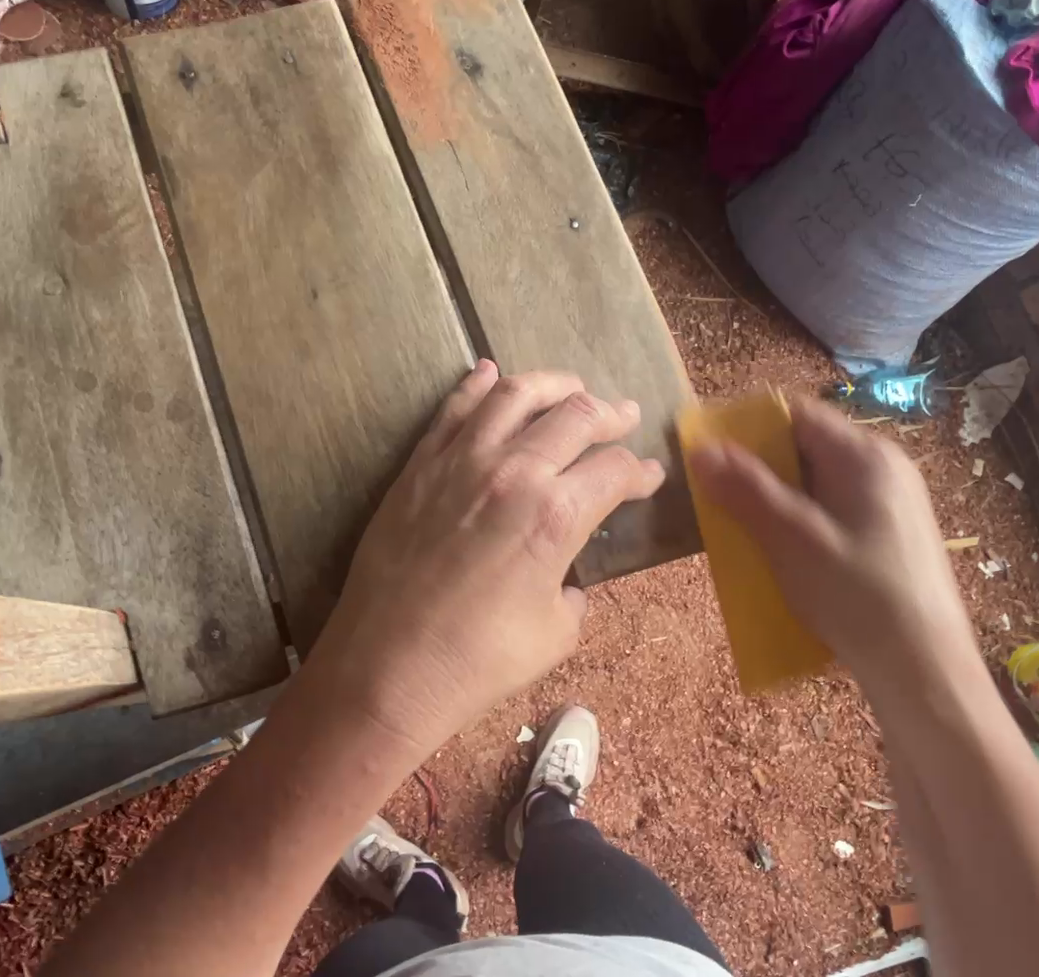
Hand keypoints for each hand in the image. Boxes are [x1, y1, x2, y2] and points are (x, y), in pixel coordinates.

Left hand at [305, 362, 665, 752]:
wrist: (388, 666)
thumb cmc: (479, 661)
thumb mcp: (555, 632)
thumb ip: (572, 589)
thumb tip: (567, 575)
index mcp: (556, 514)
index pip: (614, 471)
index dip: (641, 471)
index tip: (650, 474)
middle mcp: (513, 472)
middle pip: (575, 416)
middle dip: (610, 413)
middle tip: (625, 415)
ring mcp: (460, 461)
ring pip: (514, 395)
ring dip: (552, 383)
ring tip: (571, 385)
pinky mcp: (419, 466)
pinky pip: (453, 410)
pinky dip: (476, 385)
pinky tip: (490, 372)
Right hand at [684, 397, 978, 692]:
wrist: (925, 670)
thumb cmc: (858, 596)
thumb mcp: (792, 540)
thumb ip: (746, 491)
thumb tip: (700, 448)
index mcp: (865, 456)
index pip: (796, 413)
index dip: (748, 425)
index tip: (708, 450)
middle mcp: (883, 468)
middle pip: (805, 446)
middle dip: (757, 467)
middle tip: (718, 495)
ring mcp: (890, 502)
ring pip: (815, 482)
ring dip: (774, 498)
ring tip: (742, 527)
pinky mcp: (889, 534)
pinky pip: (831, 509)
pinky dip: (799, 520)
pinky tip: (782, 553)